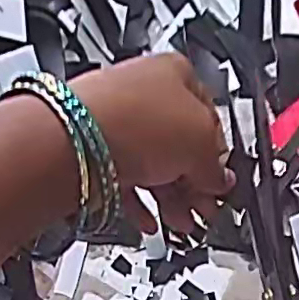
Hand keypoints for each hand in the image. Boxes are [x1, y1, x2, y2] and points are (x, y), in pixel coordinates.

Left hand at [72, 55, 232, 236]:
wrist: (76, 143)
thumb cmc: (133, 121)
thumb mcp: (198, 144)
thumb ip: (215, 167)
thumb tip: (221, 181)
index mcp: (176, 75)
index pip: (209, 120)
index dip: (218, 157)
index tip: (222, 185)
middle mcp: (145, 95)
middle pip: (179, 148)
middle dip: (195, 186)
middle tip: (205, 211)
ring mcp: (118, 127)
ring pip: (153, 169)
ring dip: (172, 201)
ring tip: (182, 225)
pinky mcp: (96, 157)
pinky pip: (126, 185)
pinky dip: (141, 206)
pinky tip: (151, 223)